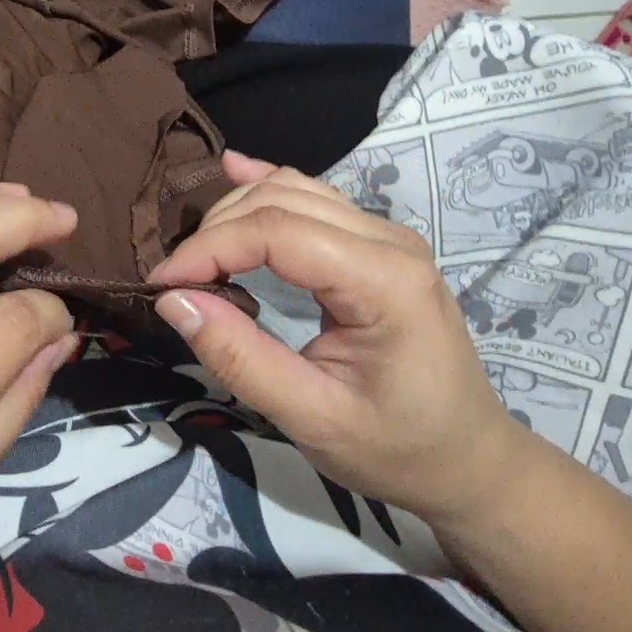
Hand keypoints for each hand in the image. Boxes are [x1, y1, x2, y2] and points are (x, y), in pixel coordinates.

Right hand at [147, 152, 528, 525]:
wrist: (469, 460)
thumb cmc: (398, 449)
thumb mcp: (312, 419)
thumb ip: (240, 358)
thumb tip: (172, 300)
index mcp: (383, 281)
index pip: (275, 231)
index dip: (208, 249)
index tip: (162, 285)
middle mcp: (389, 240)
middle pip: (279, 201)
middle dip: (214, 233)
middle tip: (174, 283)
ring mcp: (386, 236)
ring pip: (291, 190)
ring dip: (232, 214)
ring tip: (193, 259)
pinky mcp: (376, 244)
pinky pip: (312, 198)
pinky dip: (264, 189)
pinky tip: (232, 171)